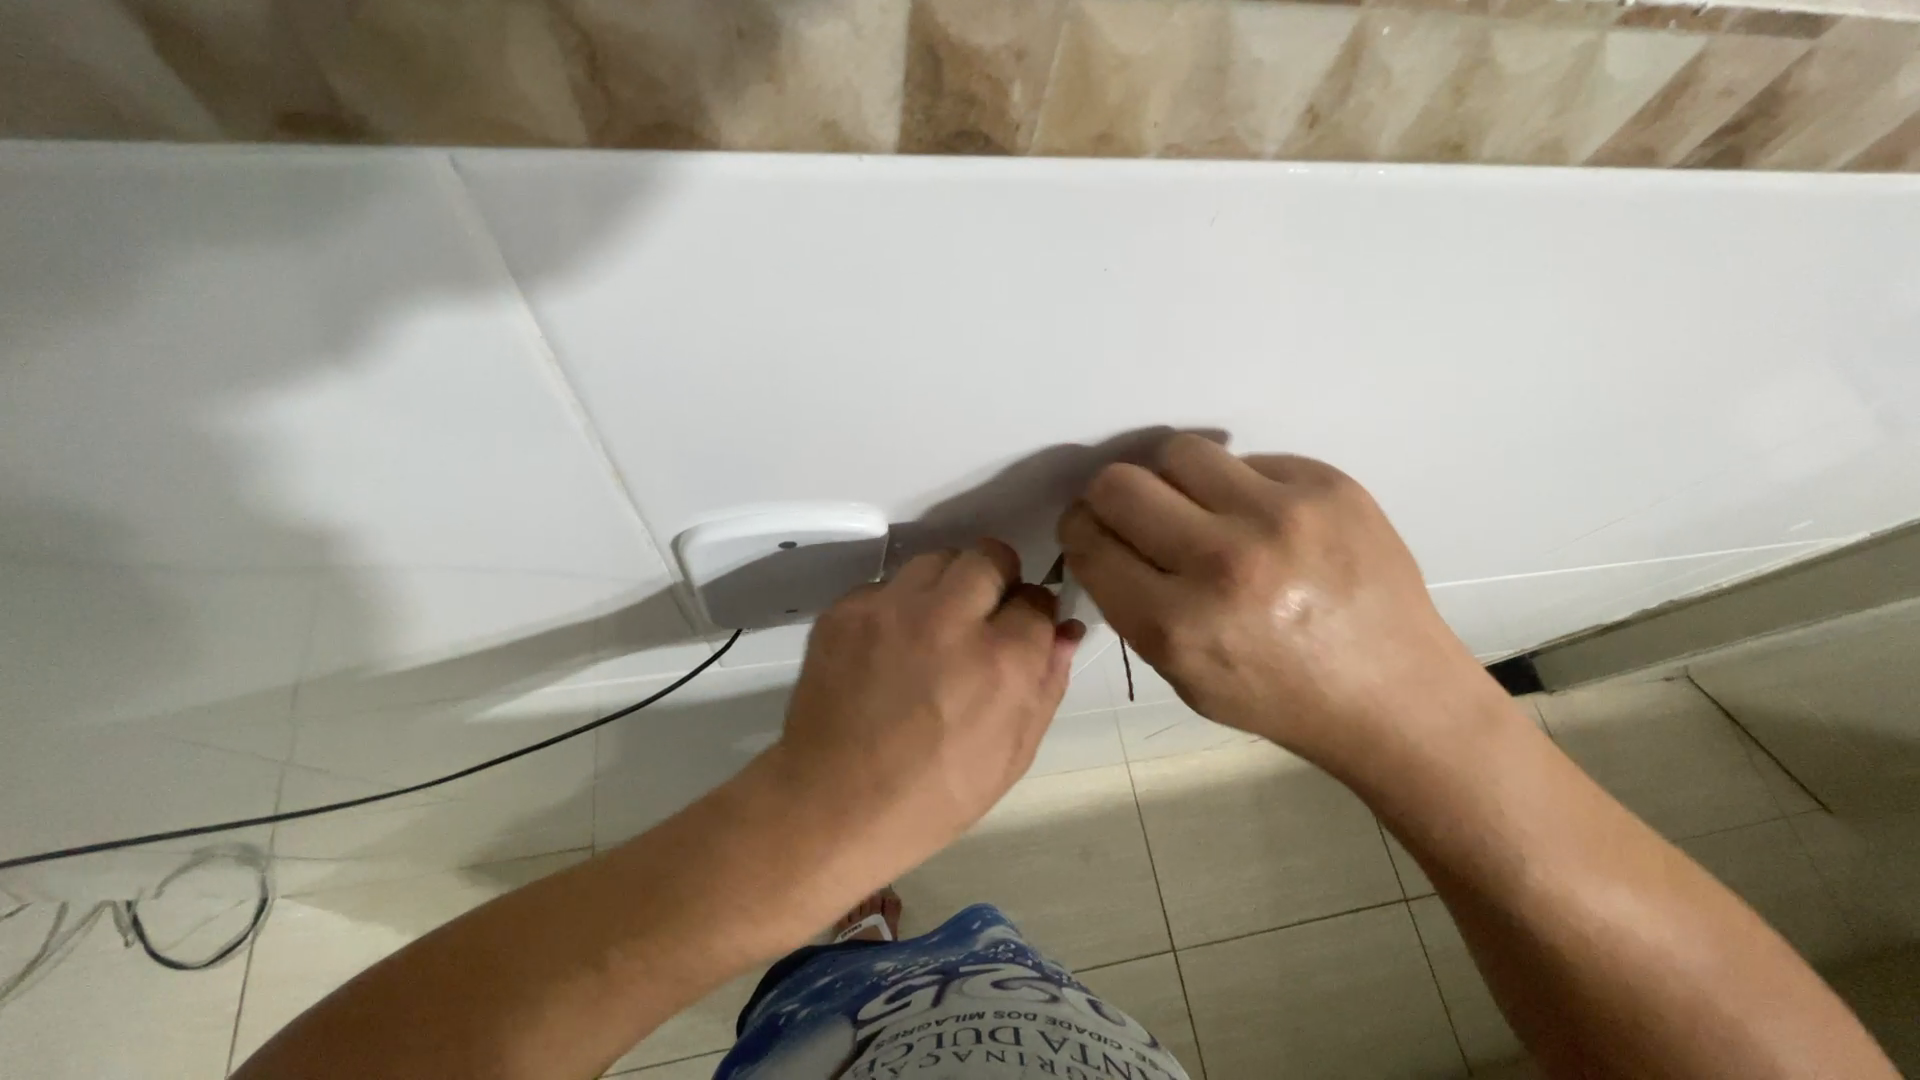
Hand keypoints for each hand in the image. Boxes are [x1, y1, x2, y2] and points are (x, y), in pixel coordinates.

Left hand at [768, 540, 1083, 879]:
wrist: (831, 805)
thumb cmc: (934, 796)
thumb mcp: (1012, 755)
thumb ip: (1046, 683)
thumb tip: (1066, 630)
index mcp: (1001, 660)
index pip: (1038, 600)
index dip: (1035, 617)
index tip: (1023, 633)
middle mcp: (948, 619)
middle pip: (989, 557)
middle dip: (998, 580)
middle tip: (984, 618)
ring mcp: (890, 609)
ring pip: (936, 560)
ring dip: (947, 586)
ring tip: (935, 630)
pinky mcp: (844, 610)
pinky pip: (886, 587)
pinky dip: (897, 609)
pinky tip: (888, 651)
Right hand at [1057, 435, 1489, 772]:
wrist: (1394, 694)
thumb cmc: (1280, 698)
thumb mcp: (1183, 677)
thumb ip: (1133, 609)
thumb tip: (1104, 541)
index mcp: (1178, 624)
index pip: (1090, 543)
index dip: (1080, 533)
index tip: (1090, 533)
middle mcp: (1224, 562)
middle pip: (1119, 485)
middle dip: (1109, 499)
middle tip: (1129, 515)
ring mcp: (1281, 516)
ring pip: (1178, 453)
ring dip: (1171, 480)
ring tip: (1195, 508)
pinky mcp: (1328, 486)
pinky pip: (1248, 460)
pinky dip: (1239, 487)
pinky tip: (1262, 521)